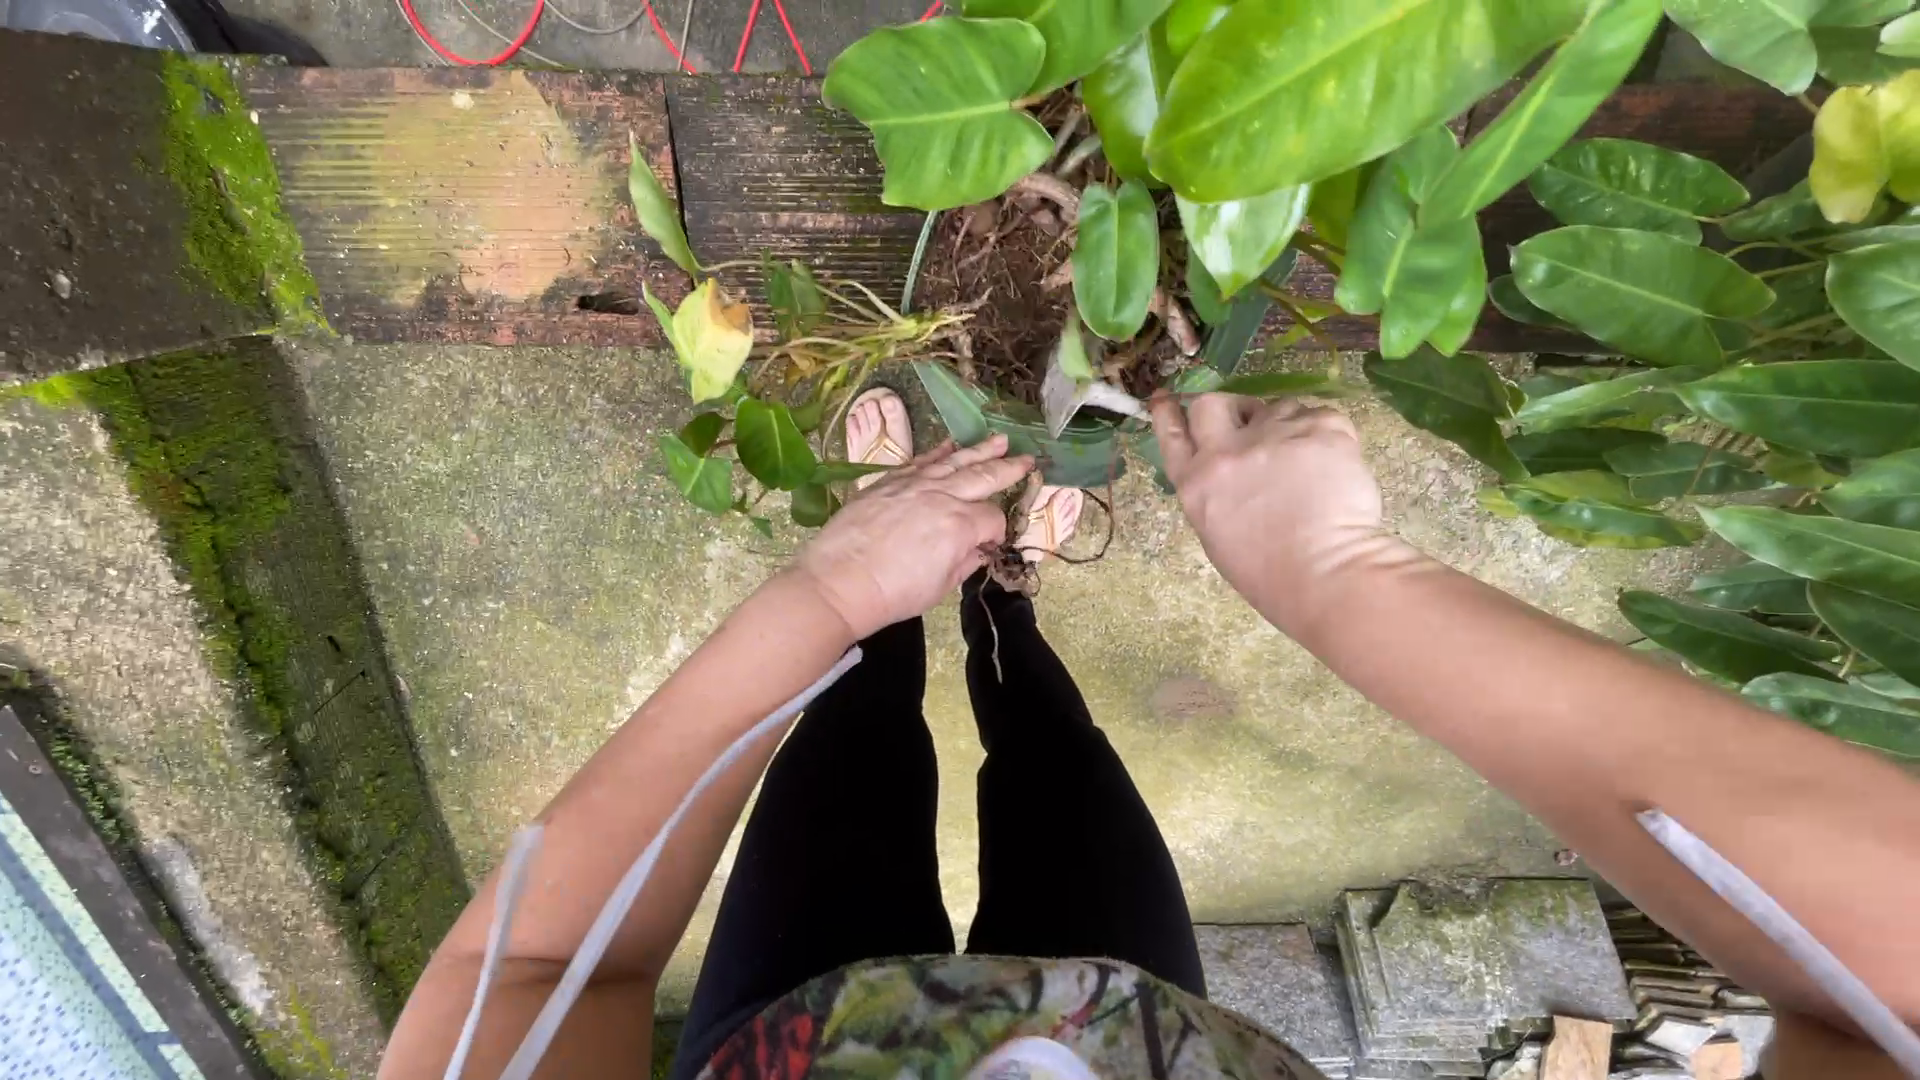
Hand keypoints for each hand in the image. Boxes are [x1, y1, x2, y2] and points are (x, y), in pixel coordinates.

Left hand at [791, 435, 1032, 639]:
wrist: (840, 582)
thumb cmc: (894, 593)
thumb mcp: (941, 587)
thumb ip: (964, 562)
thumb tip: (977, 549)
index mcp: (960, 525)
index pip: (993, 518)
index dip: (997, 532)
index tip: (990, 545)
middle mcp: (942, 496)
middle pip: (983, 476)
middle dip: (1008, 468)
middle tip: (1028, 458)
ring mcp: (913, 484)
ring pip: (954, 461)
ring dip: (980, 450)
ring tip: (999, 440)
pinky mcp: (889, 482)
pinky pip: (920, 461)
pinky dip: (937, 452)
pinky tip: (951, 445)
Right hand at [1151, 392, 1393, 630]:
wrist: (1325, 574)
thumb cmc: (1267, 572)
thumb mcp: (1216, 532)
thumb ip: (1213, 490)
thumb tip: (1228, 466)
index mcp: (1195, 482)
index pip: (1171, 433)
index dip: (1169, 412)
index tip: (1167, 399)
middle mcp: (1226, 452)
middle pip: (1211, 403)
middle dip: (1228, 408)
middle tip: (1249, 424)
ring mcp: (1272, 435)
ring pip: (1273, 405)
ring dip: (1283, 424)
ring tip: (1304, 460)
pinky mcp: (1318, 427)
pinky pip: (1316, 413)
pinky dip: (1322, 432)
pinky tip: (1331, 464)